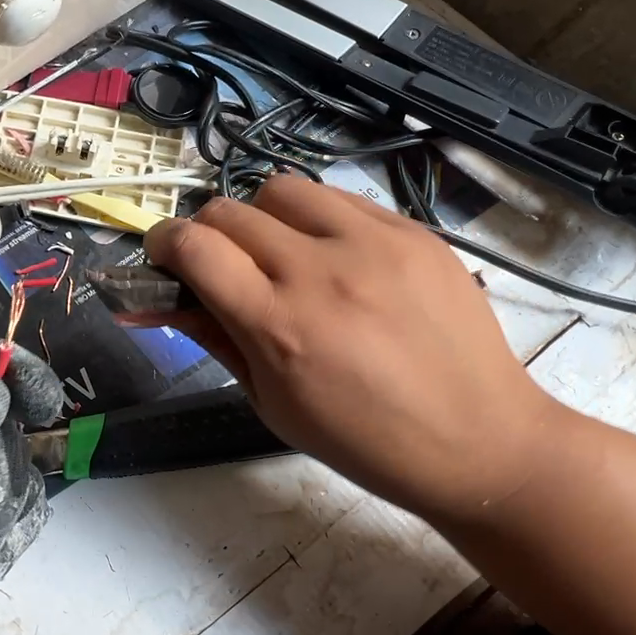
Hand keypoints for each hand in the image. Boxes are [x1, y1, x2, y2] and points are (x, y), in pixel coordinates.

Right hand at [140, 176, 573, 524]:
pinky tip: (333, 257)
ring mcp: (375, 246)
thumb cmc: (364, 440)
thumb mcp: (270, 402)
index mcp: (280, 327)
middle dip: (205, 236)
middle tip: (222, 268)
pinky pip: (336, 198)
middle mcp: (323, 274)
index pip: (192, 246)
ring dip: (260, 217)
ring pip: (278, 189)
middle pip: (226, 212)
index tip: (164, 259)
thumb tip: (149, 301)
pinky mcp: (414, 233)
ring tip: (280, 254)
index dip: (162, 245)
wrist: (486, 445)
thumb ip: (211, 335)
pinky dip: (314, 220)